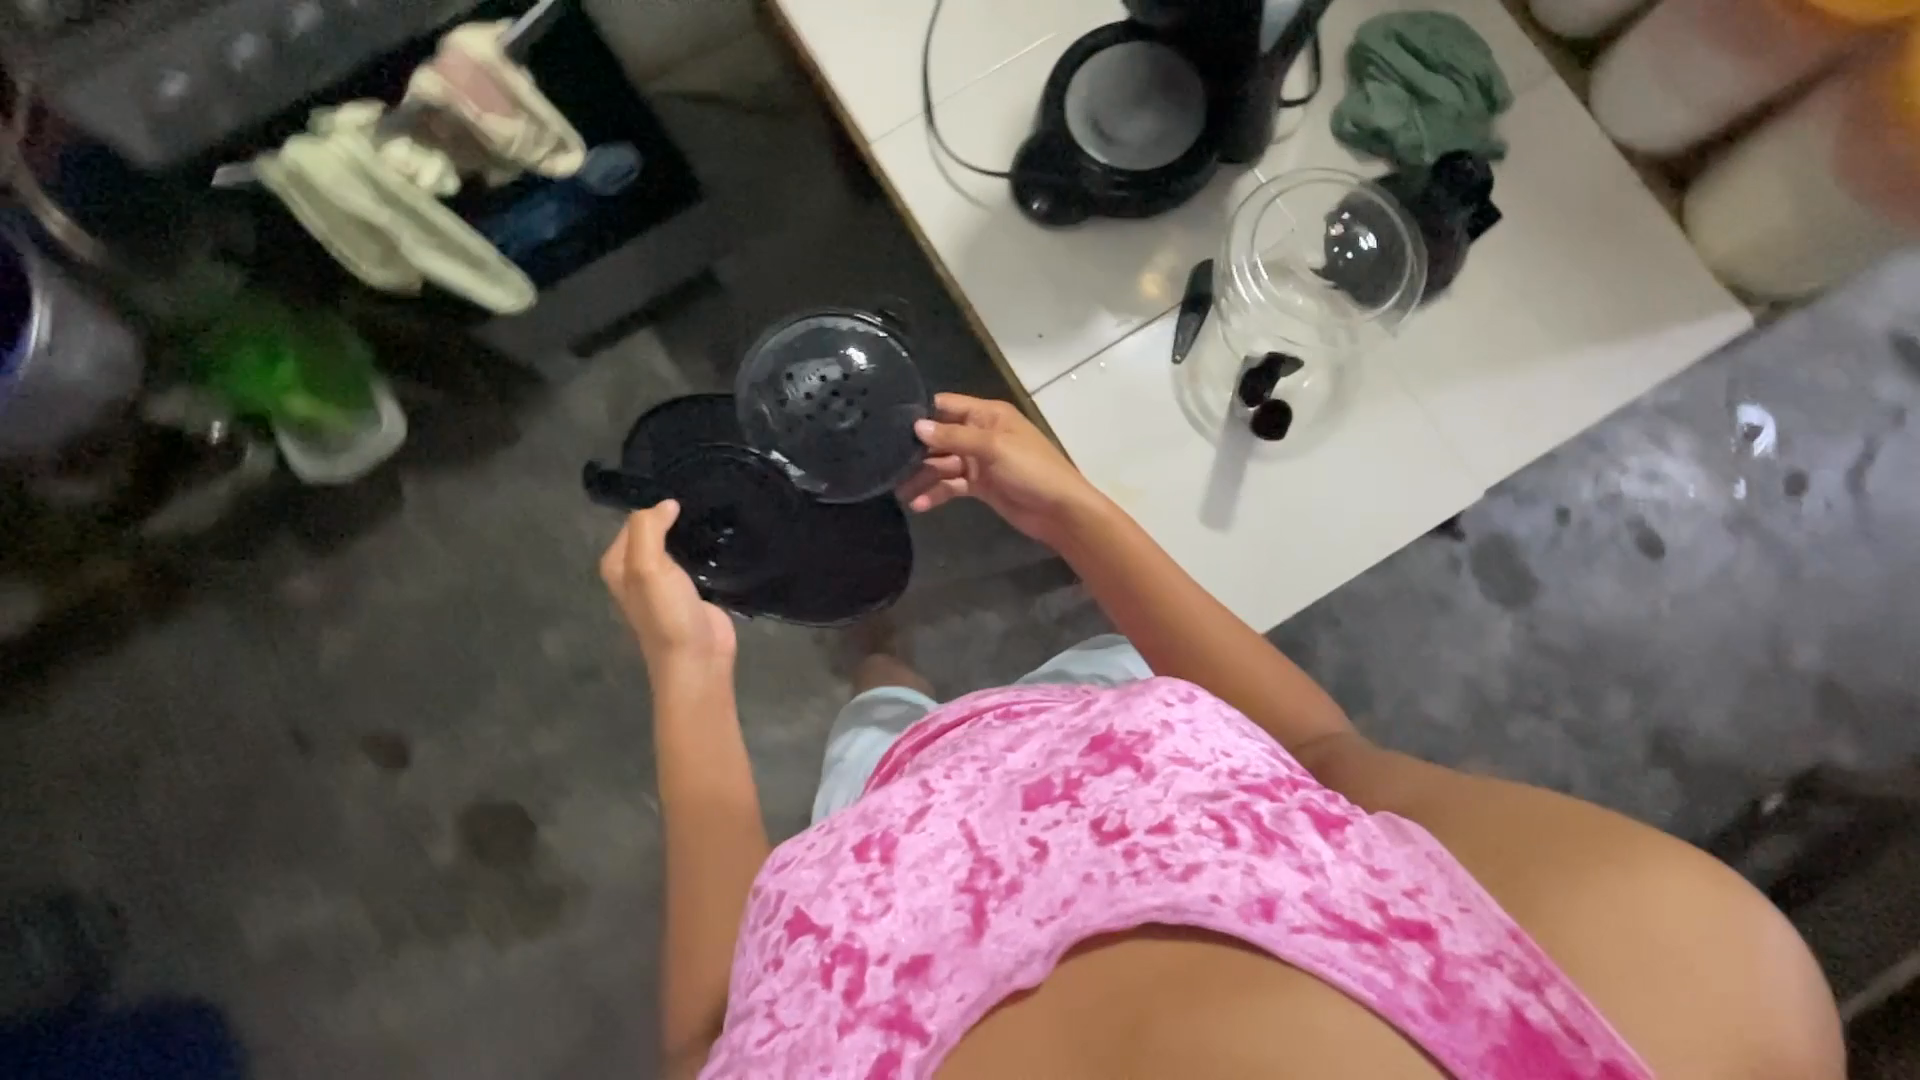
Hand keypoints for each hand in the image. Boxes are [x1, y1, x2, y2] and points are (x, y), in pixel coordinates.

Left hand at [600, 502, 736, 683]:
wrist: (697, 657)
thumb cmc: (666, 613)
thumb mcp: (646, 566)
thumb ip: (648, 528)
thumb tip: (668, 504)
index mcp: (618, 565)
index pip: (635, 522)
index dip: (656, 508)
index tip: (685, 497)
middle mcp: (638, 572)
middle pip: (656, 532)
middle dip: (675, 518)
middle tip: (704, 500)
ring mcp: (667, 583)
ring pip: (678, 546)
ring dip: (692, 534)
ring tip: (716, 515)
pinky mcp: (693, 592)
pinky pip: (698, 562)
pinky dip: (707, 552)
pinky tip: (723, 541)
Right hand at [897, 393, 1103, 544]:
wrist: (1059, 510)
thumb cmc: (1031, 469)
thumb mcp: (993, 447)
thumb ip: (954, 436)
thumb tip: (917, 426)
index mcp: (987, 415)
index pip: (946, 406)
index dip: (921, 413)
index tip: (889, 422)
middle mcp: (980, 434)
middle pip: (939, 437)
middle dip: (915, 449)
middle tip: (884, 461)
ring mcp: (979, 461)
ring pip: (942, 464)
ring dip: (921, 476)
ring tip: (897, 490)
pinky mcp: (980, 486)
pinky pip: (951, 485)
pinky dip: (936, 493)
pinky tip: (918, 504)